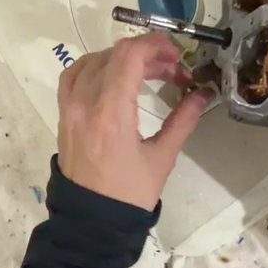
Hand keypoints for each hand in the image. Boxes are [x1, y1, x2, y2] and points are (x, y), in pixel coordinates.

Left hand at [57, 33, 209, 209]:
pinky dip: (94, 67)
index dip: (156, 46)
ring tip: (145, 72)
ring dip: (120, 59)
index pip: (129, 56)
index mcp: (111, 113)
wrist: (91, 222)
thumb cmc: (130, 194)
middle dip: (146, 54)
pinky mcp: (64, 116)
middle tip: (172, 70)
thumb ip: (183, 120)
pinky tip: (113, 77)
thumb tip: (204, 93)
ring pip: (92, 61)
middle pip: (114, 55)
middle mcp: (85, 103)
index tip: (178, 55)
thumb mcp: (162, 157)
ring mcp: (69, 108)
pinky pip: (73, 77)